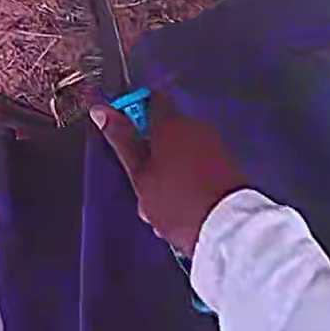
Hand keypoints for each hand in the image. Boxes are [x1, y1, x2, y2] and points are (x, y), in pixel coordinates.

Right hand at [91, 94, 249, 255]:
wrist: (229, 230)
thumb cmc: (175, 200)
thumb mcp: (139, 174)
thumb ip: (121, 139)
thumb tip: (100, 108)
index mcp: (170, 123)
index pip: (150, 99)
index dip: (135, 113)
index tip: (126, 136)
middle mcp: (195, 126)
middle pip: (165, 130)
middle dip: (151, 153)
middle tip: (142, 184)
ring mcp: (215, 146)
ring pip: (181, 152)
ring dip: (168, 172)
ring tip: (161, 207)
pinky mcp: (229, 167)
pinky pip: (199, 167)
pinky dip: (188, 182)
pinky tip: (182, 210)